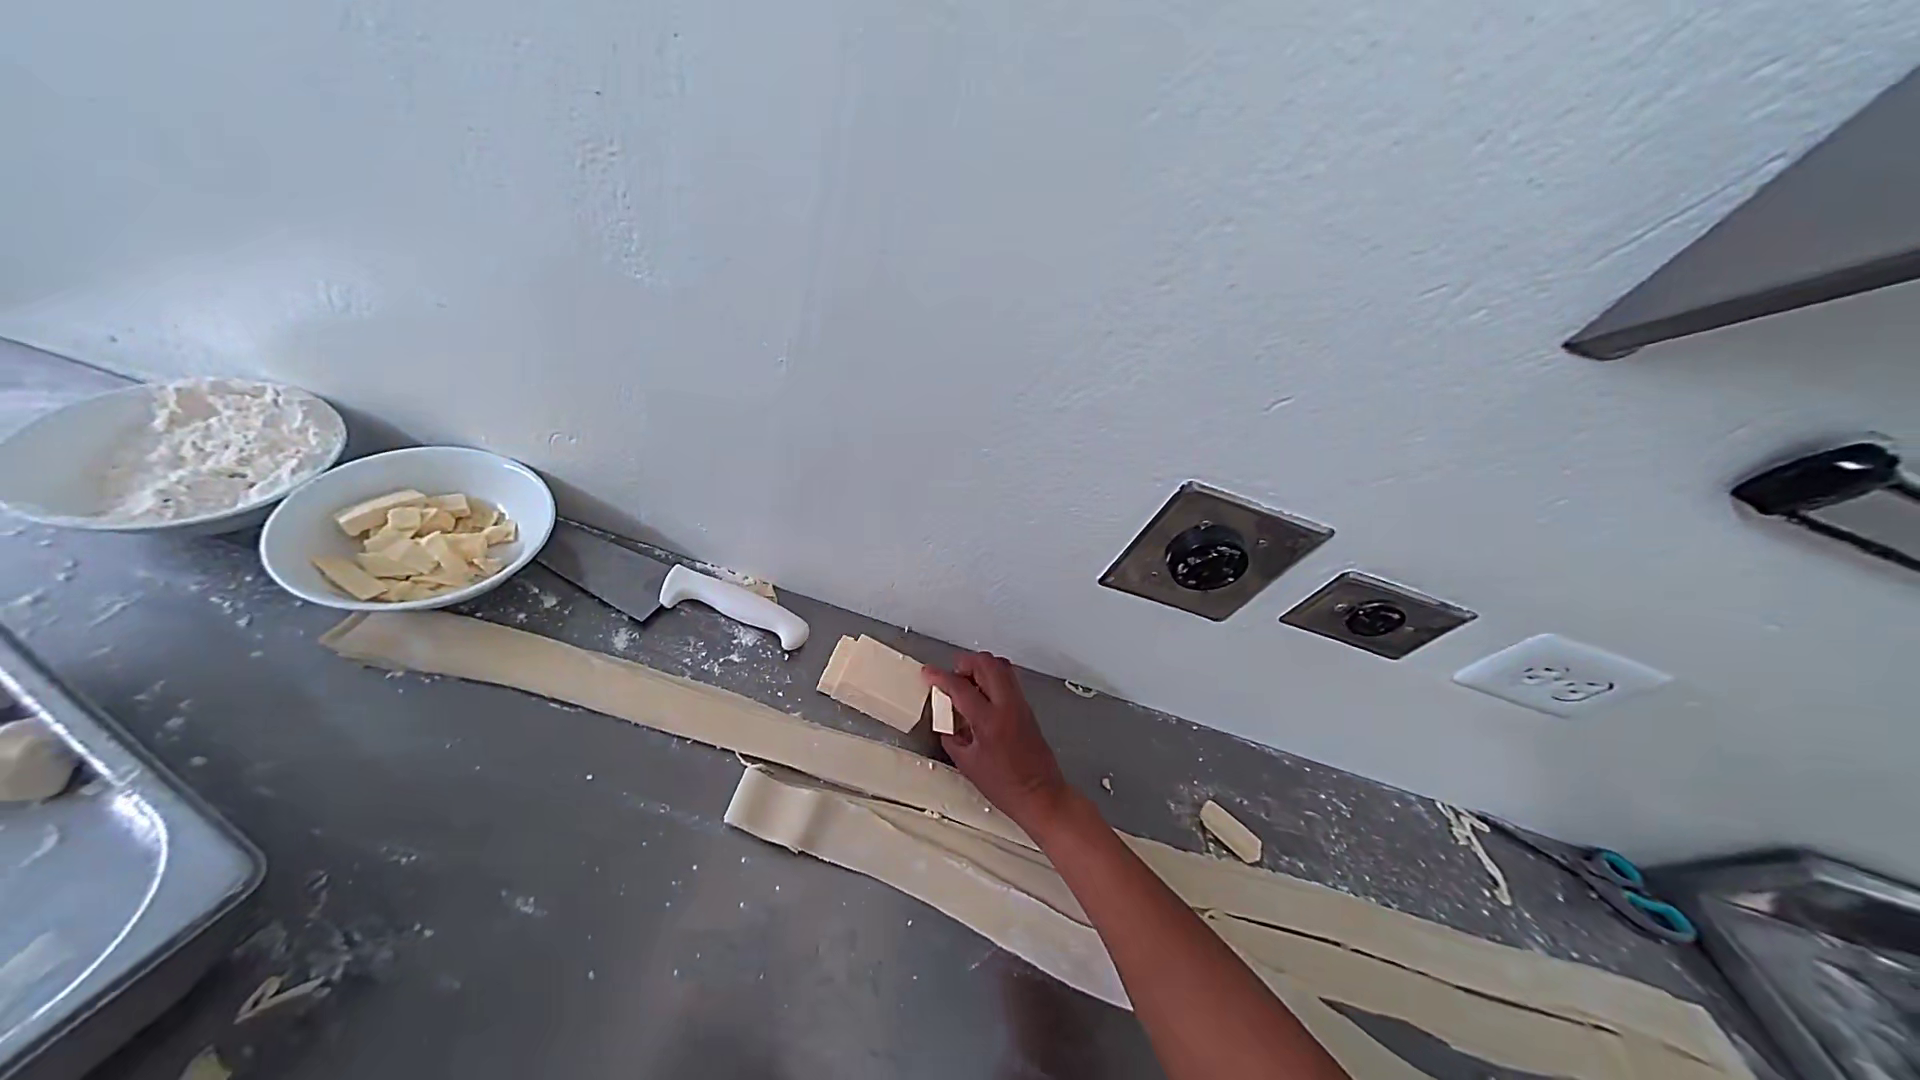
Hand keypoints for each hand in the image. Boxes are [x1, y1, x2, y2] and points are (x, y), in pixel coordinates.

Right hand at [923, 652, 1075, 831]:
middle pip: (986, 663)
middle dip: (964, 663)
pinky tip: (982, 697)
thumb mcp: (967, 764)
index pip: (960, 687)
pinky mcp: (1027, 708)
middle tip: (951, 677)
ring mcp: (1020, 704)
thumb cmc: (1004, 786)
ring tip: (966, 685)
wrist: (1040, 795)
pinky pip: (1008, 680)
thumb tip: (945, 722)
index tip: (927, 673)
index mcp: (989, 720)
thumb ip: (952, 737)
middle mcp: (1007, 705)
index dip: (939, 677)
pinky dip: (992, 678)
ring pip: (1001, 666)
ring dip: (980, 667)